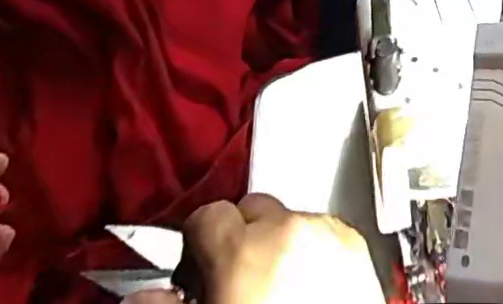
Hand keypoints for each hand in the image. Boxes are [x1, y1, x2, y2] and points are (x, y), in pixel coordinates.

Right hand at [124, 195, 379, 303]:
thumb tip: (146, 294)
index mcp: (243, 252)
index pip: (208, 215)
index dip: (199, 242)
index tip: (198, 265)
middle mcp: (286, 229)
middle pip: (250, 209)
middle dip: (240, 238)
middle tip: (238, 282)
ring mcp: (325, 234)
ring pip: (287, 218)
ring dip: (278, 244)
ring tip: (276, 290)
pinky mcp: (355, 247)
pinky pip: (321, 231)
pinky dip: (311, 251)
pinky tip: (307, 288)